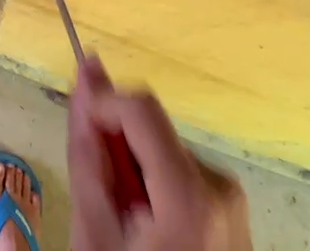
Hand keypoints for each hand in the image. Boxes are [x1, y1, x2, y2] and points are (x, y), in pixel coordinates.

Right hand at [68, 59, 251, 250]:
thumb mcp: (94, 231)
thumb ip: (87, 152)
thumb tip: (84, 78)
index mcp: (190, 194)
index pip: (139, 107)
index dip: (100, 106)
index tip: (76, 126)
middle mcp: (220, 185)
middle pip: (150, 131)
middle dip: (115, 150)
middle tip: (98, 196)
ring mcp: (232, 198)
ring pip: (162, 150)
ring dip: (133, 171)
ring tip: (124, 223)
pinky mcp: (233, 207)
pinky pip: (181, 172)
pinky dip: (155, 188)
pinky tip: (148, 229)